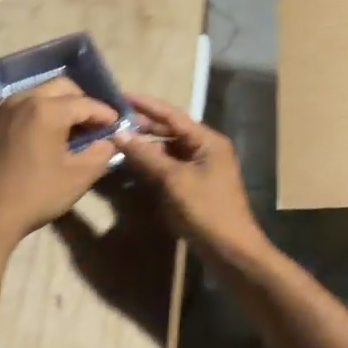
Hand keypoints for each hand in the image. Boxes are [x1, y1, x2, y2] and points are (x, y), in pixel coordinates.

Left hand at [0, 77, 119, 257]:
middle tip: (92, 123)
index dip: (104, 113)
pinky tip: (39, 136)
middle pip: (60, 87)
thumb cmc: (33, 195)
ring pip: (36, 94)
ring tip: (67, 129)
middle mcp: (22, 99)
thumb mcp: (77, 178)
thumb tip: (108, 142)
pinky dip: (34, 113)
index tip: (116, 124)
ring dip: (56, 104)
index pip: (85, 103)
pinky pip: (17, 107)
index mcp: (47, 109)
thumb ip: (100, 154)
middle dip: (80, 100)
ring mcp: (0, 110)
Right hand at [113, 94, 266, 261]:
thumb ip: (147, 156)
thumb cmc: (207, 210)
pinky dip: (154, 164)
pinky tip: (135, 166)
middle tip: (115, 120)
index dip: (147, 105)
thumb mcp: (174, 180)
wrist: (232, 251)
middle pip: (171, 131)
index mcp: (208, 141)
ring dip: (148, 146)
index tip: (122, 96)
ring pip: (170, 150)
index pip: (173, 115)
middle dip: (145, 126)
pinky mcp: (197, 186)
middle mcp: (207, 149)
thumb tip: (120, 134)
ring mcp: (203, 168)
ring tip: (120, 141)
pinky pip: (172, 167)